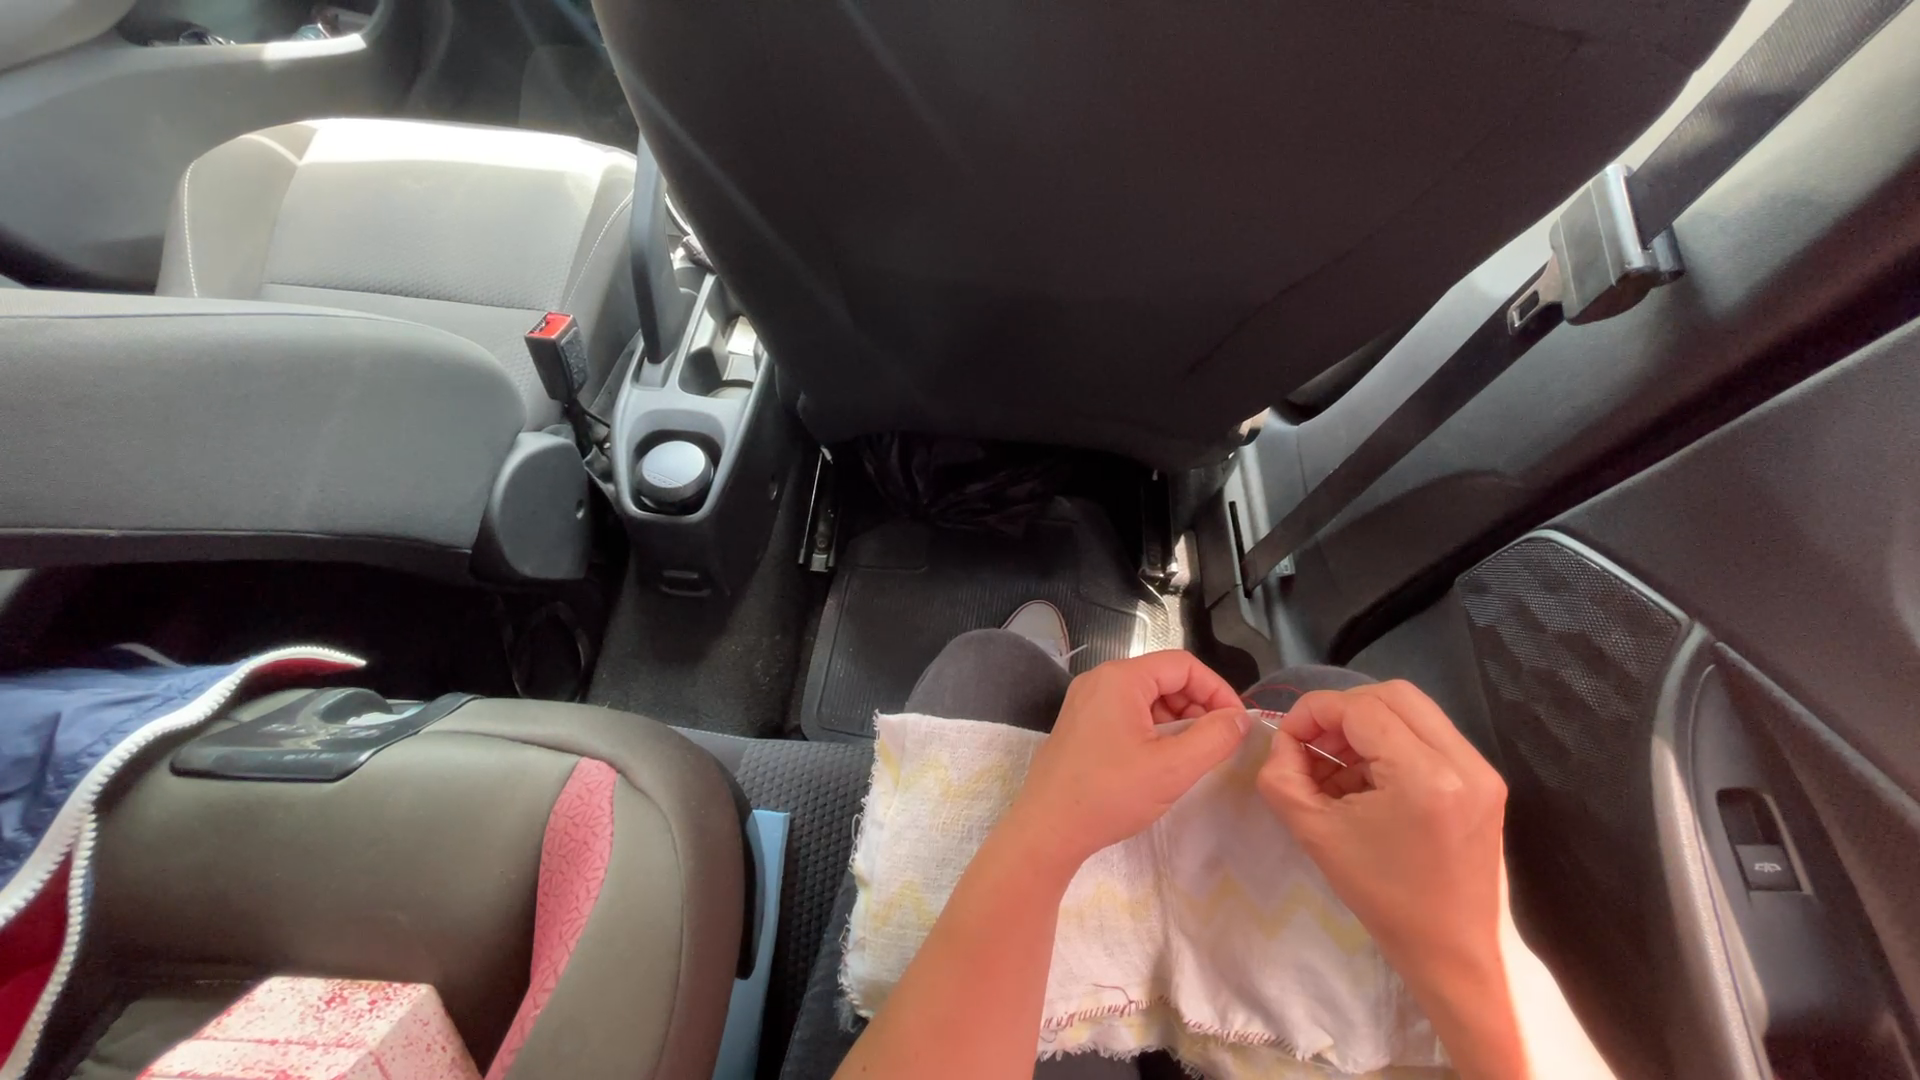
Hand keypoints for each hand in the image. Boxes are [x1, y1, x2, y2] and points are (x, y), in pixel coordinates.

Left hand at [1002, 650, 1250, 871]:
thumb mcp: (1172, 768)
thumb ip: (1214, 738)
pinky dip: (1152, 729)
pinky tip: (1163, 759)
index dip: (1217, 690)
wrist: (1047, 829)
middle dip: (1197, 705)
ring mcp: (1086, 702)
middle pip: (1163, 677)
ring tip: (1193, 754)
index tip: (1236, 724)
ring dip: (1177, 719)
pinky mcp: (1081, 725)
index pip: (1183, 665)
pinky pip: (1127, 713)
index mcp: (1120, 678)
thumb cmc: (1109, 794)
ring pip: (1146, 697)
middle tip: (1217, 742)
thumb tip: (1240, 719)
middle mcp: (1099, 680)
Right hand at [1255, 681, 1507, 985]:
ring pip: (1413, 709)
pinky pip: (1429, 734)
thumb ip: (1282, 774)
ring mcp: (1480, 771)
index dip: (1313, 712)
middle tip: (1315, 742)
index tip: (1288, 739)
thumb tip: (1285, 740)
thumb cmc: (1380, 895)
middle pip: (1392, 694)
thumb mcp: (1312, 831)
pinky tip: (1367, 777)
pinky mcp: (1484, 782)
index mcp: (1424, 776)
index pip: (1359, 707)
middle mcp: (1462, 763)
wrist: (1451, 951)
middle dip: (1341, 709)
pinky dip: (1390, 741)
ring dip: (1365, 723)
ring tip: (1338, 760)